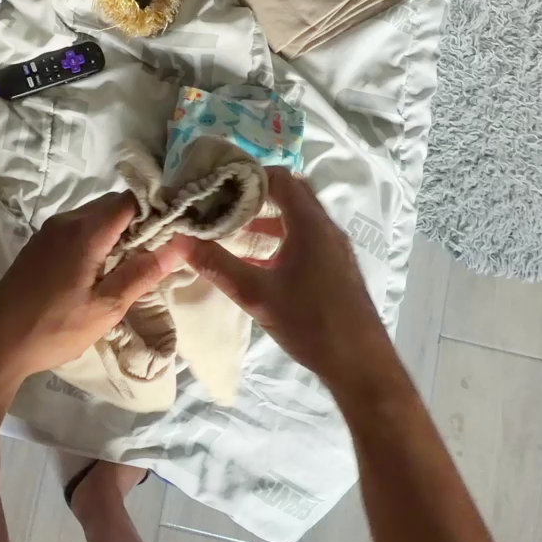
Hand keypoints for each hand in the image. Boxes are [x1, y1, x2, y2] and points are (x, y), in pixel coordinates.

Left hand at [0, 192, 185, 389]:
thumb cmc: (55, 327)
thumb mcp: (106, 307)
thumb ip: (142, 273)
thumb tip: (178, 245)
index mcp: (84, 231)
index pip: (129, 201)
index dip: (155, 210)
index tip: (174, 232)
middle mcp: (66, 221)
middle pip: (112, 204)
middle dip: (138, 221)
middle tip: (157, 252)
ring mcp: (49, 231)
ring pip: (94, 215)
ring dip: (116, 231)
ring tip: (133, 263)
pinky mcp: (39, 244)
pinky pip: (77, 228)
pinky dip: (96, 238)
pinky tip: (103, 267)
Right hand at [179, 168, 388, 389]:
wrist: (361, 366)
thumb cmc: (310, 323)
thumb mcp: (255, 295)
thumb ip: (217, 264)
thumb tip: (180, 239)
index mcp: (310, 225)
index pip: (280, 178)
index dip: (248, 175)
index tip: (217, 184)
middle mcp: (326, 228)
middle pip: (290, 193)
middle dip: (254, 194)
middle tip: (221, 202)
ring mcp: (334, 248)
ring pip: (297, 217)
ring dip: (266, 217)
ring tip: (232, 228)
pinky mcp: (335, 267)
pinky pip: (304, 236)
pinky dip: (279, 236)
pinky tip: (256, 259)